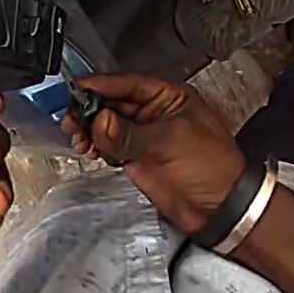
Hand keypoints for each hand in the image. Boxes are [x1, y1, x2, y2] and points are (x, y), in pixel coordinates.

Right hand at [59, 72, 245, 233]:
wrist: (221, 208)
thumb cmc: (212, 167)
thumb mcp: (170, 142)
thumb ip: (130, 133)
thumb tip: (100, 121)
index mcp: (169, 97)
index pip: (128, 84)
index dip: (101, 85)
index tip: (78, 89)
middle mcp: (154, 112)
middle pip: (113, 102)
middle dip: (90, 109)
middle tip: (72, 119)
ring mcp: (144, 135)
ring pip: (107, 124)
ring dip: (89, 129)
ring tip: (78, 138)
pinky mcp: (137, 157)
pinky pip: (109, 145)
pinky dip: (95, 145)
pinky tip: (88, 149)